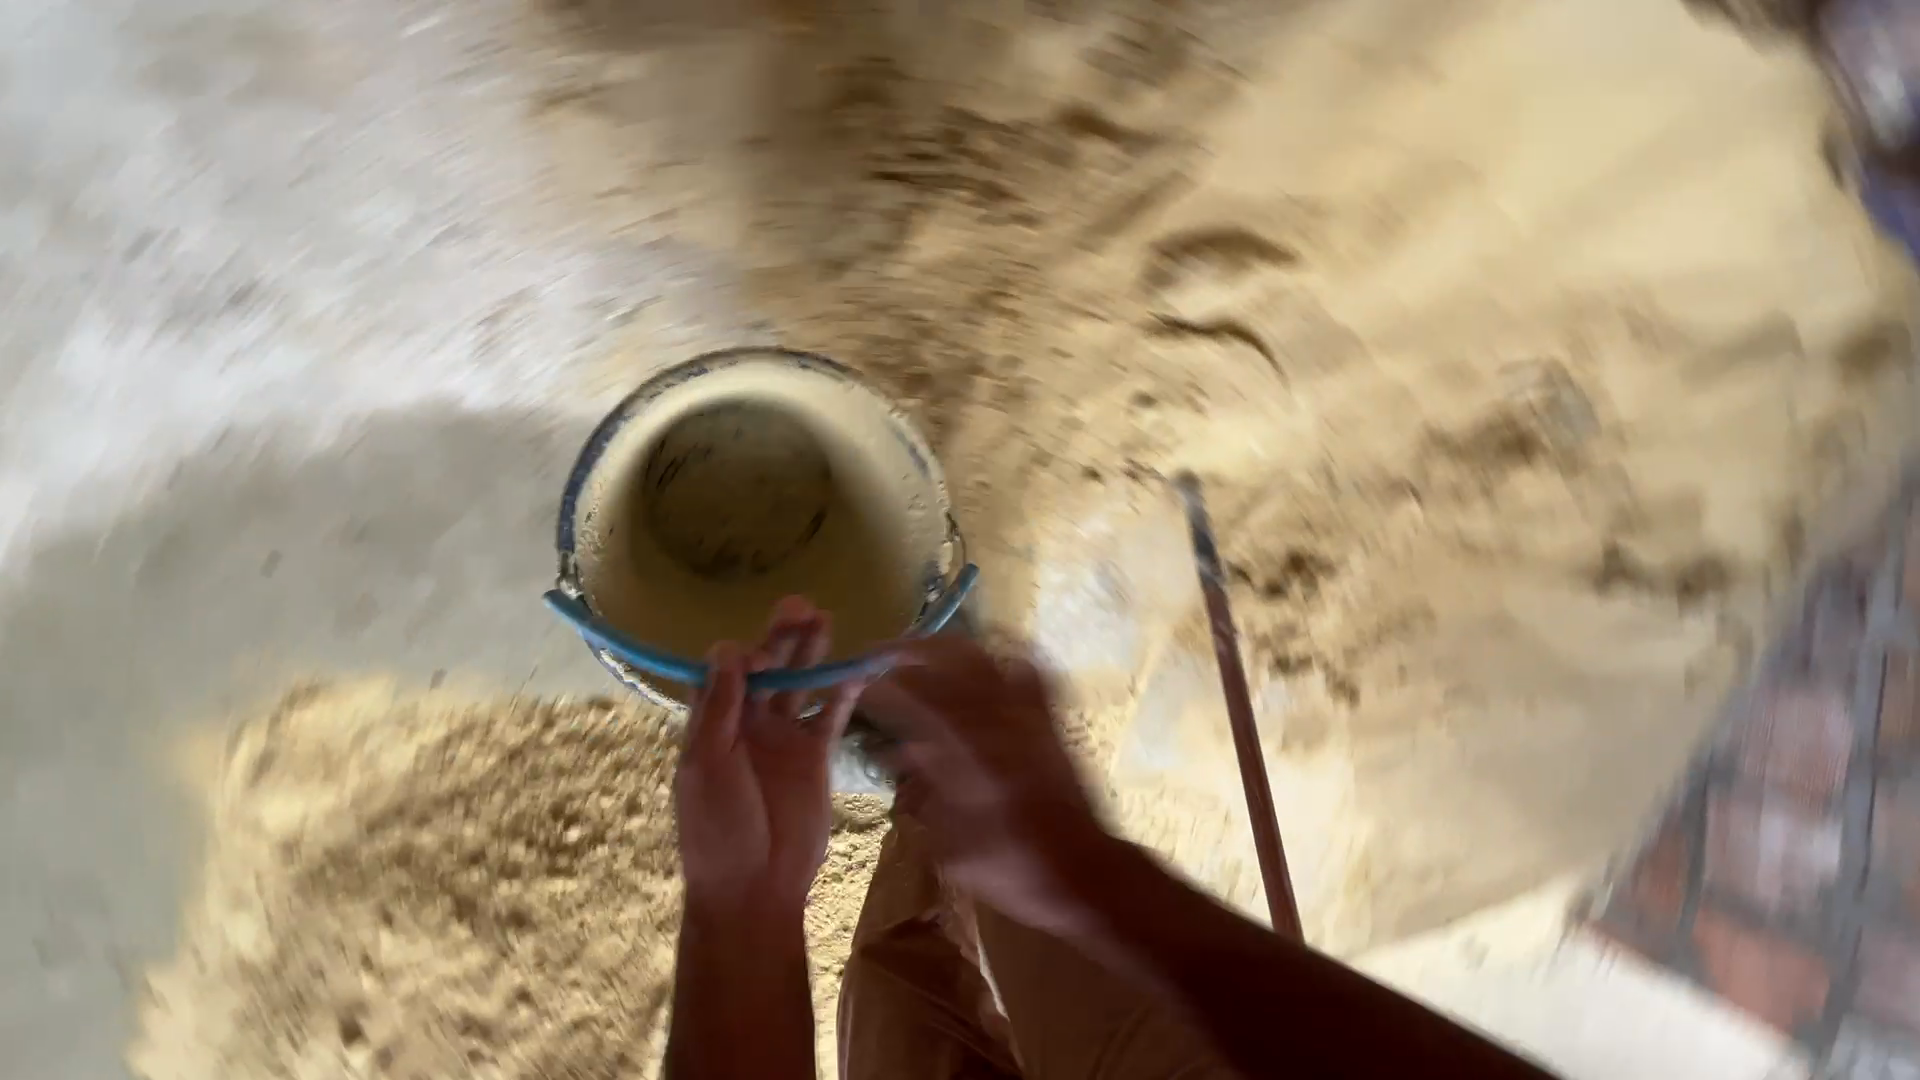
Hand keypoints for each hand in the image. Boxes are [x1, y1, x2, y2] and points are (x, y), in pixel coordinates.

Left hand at [674, 597, 859, 916]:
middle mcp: (749, 723)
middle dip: (781, 638)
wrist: (755, 887)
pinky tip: (856, 667)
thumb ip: (720, 707)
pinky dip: (842, 691)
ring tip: (825, 617)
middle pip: (767, 669)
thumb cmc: (718, 827)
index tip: (760, 649)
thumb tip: (724, 647)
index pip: (728, 672)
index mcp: (714, 724)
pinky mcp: (815, 754)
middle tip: (801, 606)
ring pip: (799, 683)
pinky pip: (830, 714)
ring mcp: (784, 737)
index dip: (744, 653)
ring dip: (810, 652)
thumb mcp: (708, 764)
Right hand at [859, 637, 1114, 934]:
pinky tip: (983, 665)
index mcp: (967, 751)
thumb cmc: (1012, 867)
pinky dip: (999, 658)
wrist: (1083, 871)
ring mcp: (1029, 712)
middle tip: (884, 658)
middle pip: (948, 656)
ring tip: (923, 656)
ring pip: (984, 654)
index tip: (861, 683)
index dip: (883, 685)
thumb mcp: (951, 843)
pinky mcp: (1051, 717)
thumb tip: (902, 751)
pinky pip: (1026, 668)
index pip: (915, 696)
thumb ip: (924, 791)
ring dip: (946, 650)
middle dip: (909, 651)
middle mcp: (998, 719)